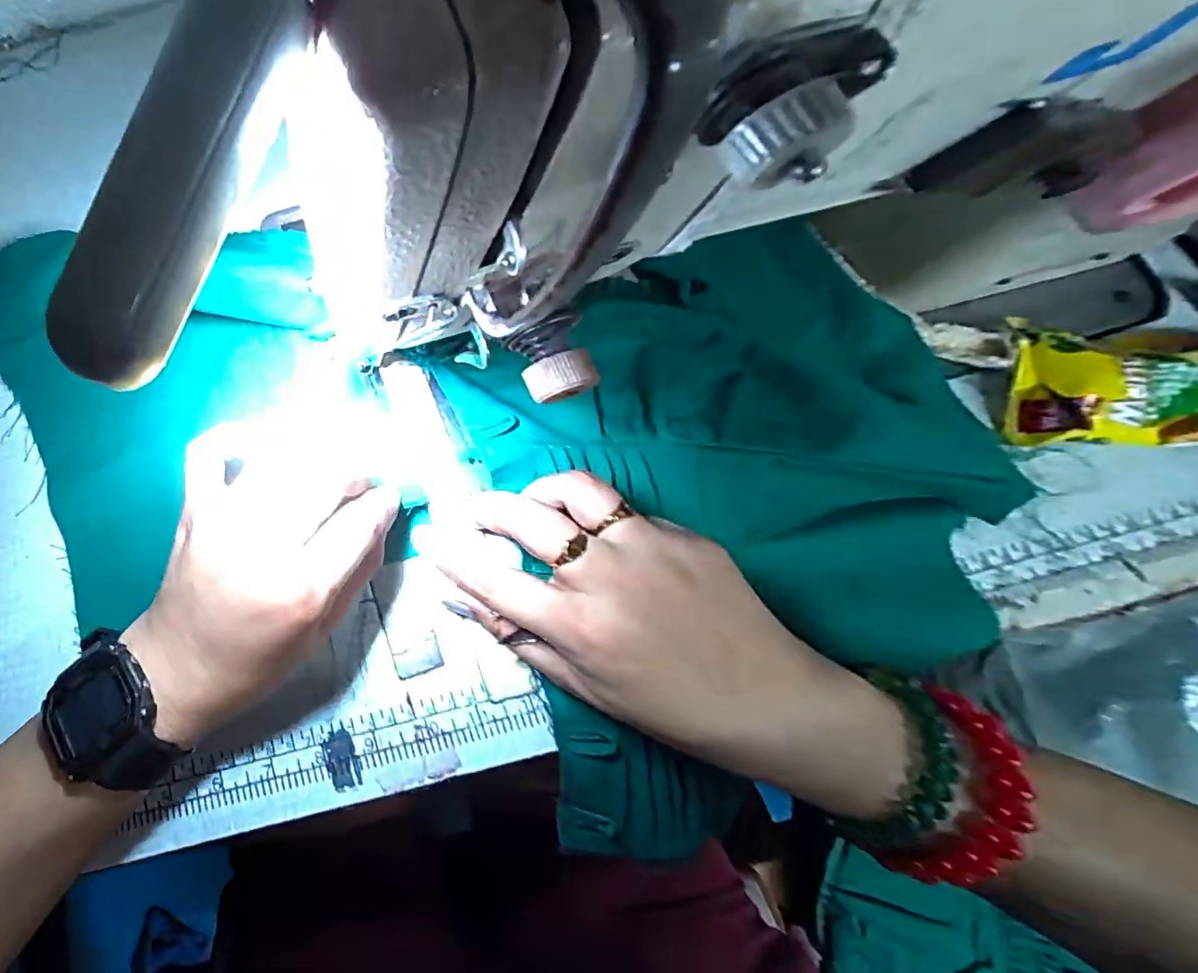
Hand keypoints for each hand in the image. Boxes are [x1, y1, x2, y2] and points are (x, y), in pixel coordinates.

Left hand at [121, 421, 399, 746]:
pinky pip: (210, 450)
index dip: (383, 501)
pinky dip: (236, 434)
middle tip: (362, 479)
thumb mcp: (324, 630)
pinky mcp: (192, 508)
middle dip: (355, 470)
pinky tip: (264, 439)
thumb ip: (360, 570)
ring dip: (313, 446)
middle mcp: (261, 545)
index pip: (359, 520)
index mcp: (301, 587)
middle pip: (324, 477)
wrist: (180, 668)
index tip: (389, 494)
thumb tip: (383, 517)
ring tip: (327, 459)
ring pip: (278, 454)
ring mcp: (221, 519)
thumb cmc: (259, 660)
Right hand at [423, 471, 908, 818]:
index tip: (431, 539)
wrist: (767, 698)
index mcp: (575, 626)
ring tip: (537, 503)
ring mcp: (643, 544)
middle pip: (523, 518)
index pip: (493, 579)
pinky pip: (624, 511)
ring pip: (574, 490)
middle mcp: (601, 575)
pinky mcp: (679, 531)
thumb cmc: (667, 707)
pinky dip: (601, 520)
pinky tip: (611, 541)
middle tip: (479, 514)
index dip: (453, 556)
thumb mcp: (586, 687)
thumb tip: (474, 603)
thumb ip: (525, 642)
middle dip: (486, 509)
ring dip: (541, 491)